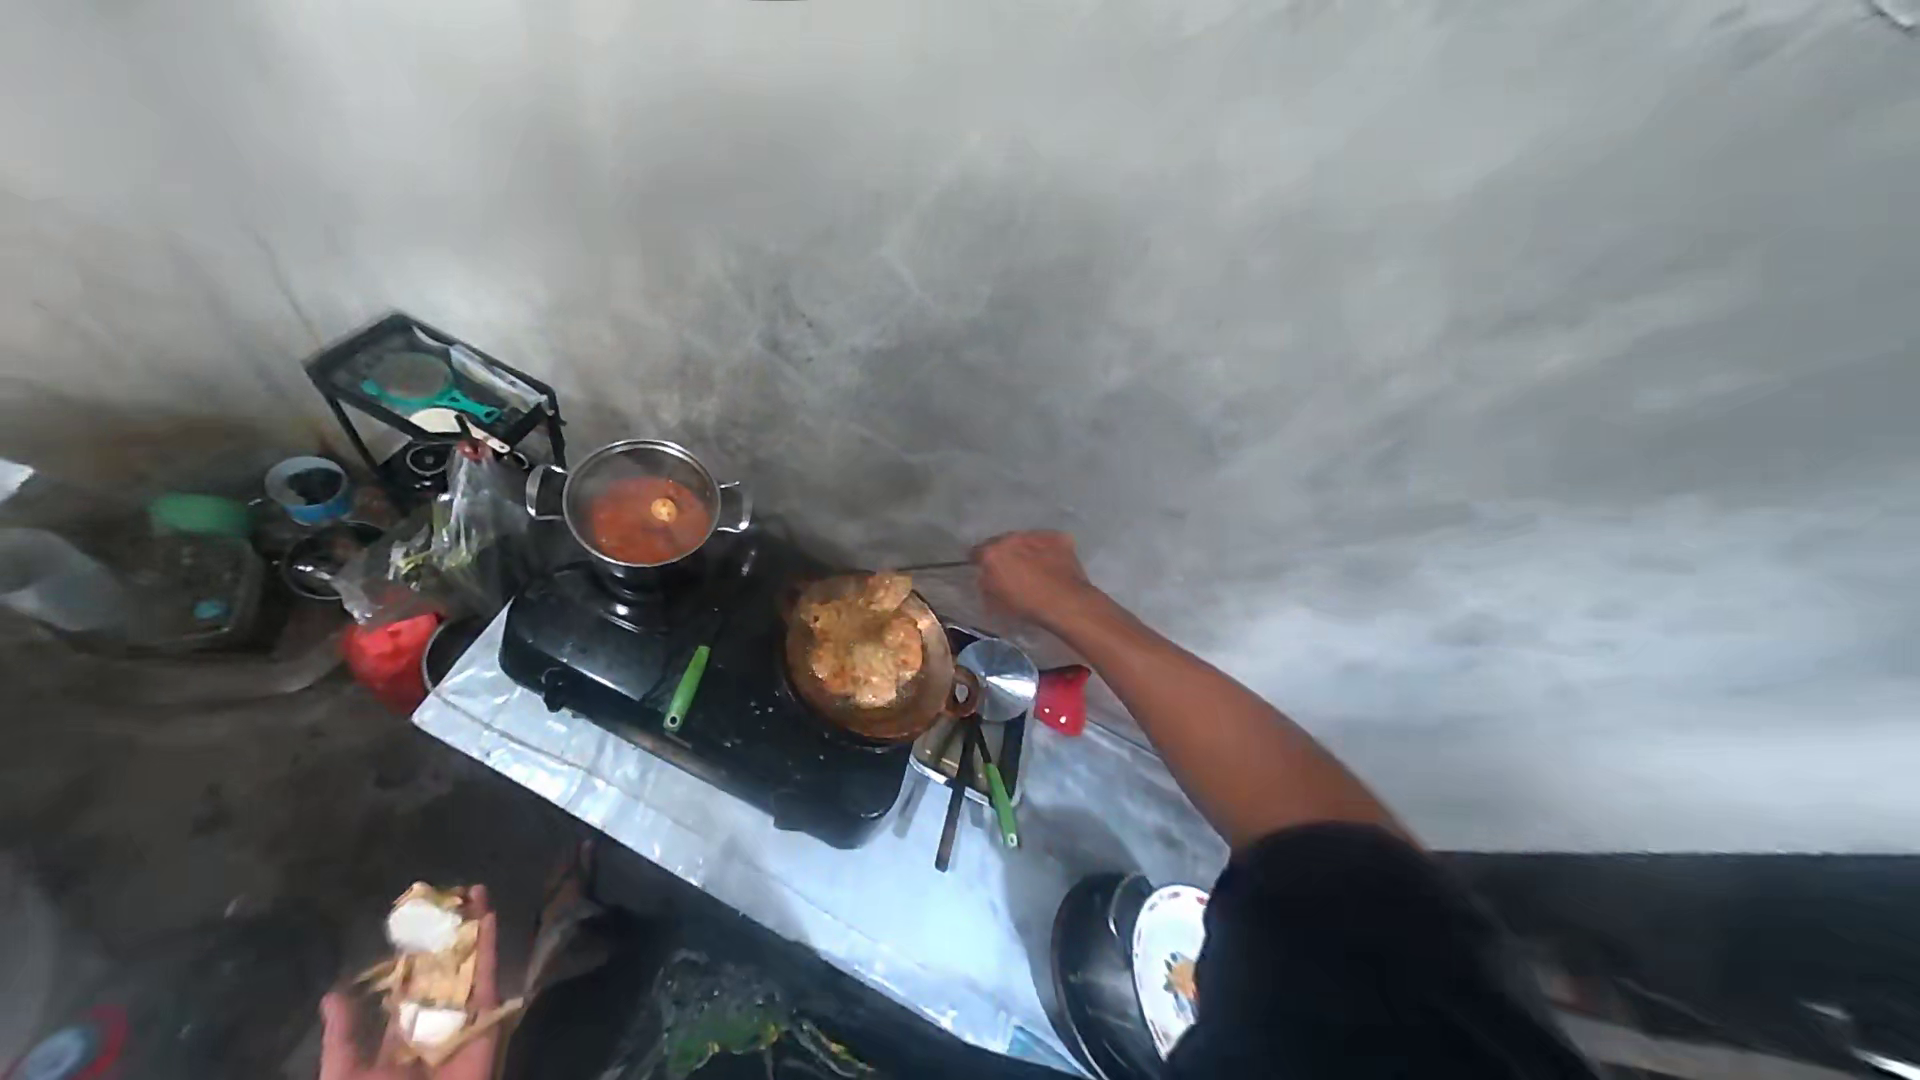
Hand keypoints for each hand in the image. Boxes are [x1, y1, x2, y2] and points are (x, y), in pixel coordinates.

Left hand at [320, 886, 501, 1079]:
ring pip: (469, 960)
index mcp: (399, 1031)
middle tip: (456, 893)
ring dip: (473, 926)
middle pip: (444, 962)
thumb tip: (331, 993)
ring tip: (475, 891)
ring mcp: (462, 1011)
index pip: (408, 981)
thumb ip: (343, 1036)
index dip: (415, 948)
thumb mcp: (345, 1074)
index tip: (420, 916)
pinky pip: (488, 975)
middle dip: (450, 928)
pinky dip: (489, 946)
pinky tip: (489, 917)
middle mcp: (433, 1014)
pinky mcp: (487, 1012)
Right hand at [971, 531, 1101, 629]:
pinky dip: (1046, 549)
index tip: (986, 570)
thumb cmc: (1026, 606)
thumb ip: (986, 585)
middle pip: (1001, 542)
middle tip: (1011, 569)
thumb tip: (986, 577)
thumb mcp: (995, 603)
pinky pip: (1046, 541)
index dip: (980, 562)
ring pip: (1024, 539)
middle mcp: (1011, 538)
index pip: (977, 552)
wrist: (1065, 602)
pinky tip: (1052, 563)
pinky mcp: (1058, 537)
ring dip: (1025, 549)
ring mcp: (1036, 534)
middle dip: (1004, 553)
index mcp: (992, 553)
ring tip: (1034, 566)